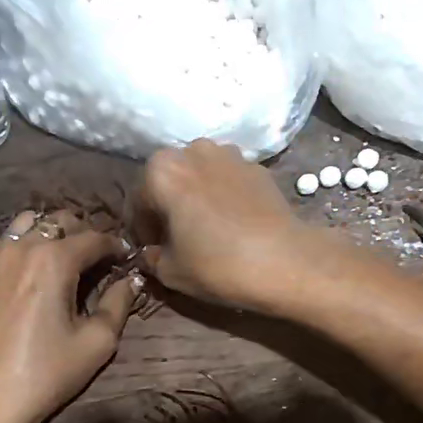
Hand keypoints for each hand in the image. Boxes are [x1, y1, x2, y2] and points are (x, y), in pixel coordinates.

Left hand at [0, 211, 140, 422]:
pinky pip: (3, 241)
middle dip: (85, 233)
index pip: (95, 238)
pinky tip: (29, 267)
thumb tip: (132, 280)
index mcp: (54, 260)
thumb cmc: (47, 372)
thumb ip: (118, 303)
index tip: (127, 258)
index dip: (116, 245)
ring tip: (64, 256)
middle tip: (99, 259)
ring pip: (28, 222)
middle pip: (61, 221)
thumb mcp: (97, 342)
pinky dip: (21, 243)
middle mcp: (23, 247)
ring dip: (51, 232)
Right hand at [134, 139, 335, 310]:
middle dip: (167, 206)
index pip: (138, 201)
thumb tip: (151, 253)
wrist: (285, 261)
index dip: (141, 230)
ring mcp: (230, 155)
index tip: (151, 251)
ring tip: (204, 229)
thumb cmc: (217, 264)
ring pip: (200, 176)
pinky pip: (227, 181)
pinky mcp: (258, 167)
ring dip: (195, 197)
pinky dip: (222, 197)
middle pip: (169, 180)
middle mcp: (193, 151)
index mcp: (162, 170)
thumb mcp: (170, 271)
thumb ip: (152, 257)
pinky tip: (231, 224)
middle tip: (175, 239)